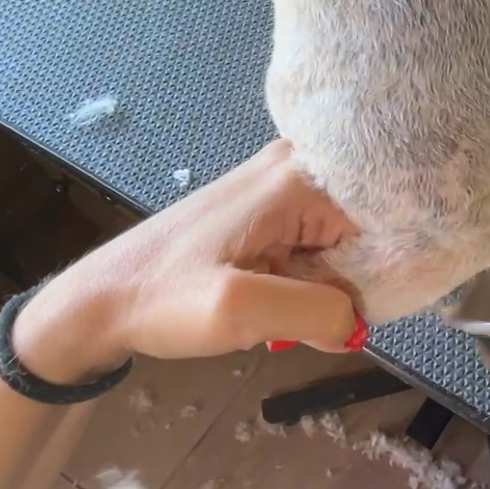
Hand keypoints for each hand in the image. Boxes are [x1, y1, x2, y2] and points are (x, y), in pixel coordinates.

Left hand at [13, 140, 365, 381]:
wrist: (99, 300)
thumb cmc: (162, 298)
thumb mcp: (239, 311)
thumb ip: (316, 313)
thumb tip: (358, 322)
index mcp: (299, 175)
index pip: (385, 214)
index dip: (390, 262)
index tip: (378, 303)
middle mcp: (297, 166)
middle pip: (368, 223)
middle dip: (360, 274)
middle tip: (328, 316)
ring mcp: (282, 184)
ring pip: (346, 238)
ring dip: (334, 281)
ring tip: (295, 308)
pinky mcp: (270, 208)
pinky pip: (320, 242)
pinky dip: (315, 277)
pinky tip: (287, 298)